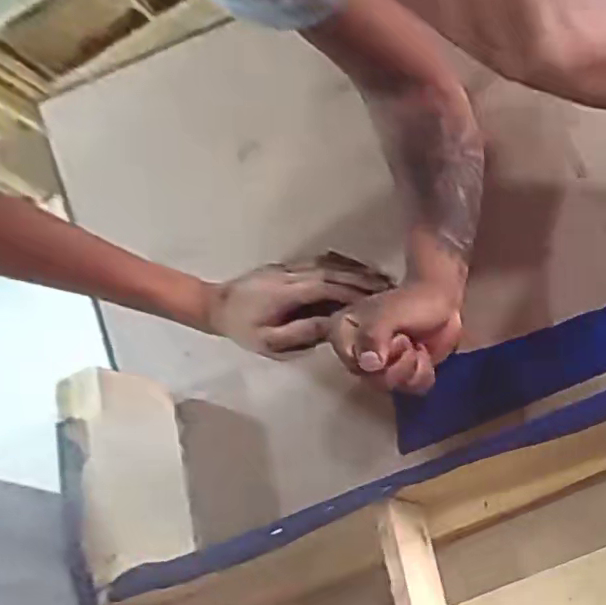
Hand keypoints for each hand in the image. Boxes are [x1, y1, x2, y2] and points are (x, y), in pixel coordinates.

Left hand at [204, 253, 393, 357]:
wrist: (210, 306)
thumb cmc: (243, 330)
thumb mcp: (271, 342)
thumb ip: (304, 333)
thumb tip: (336, 325)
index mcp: (287, 292)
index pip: (330, 288)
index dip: (359, 294)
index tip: (384, 304)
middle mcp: (290, 275)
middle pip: (335, 273)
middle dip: (366, 281)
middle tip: (394, 290)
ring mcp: (288, 268)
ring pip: (330, 264)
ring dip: (360, 271)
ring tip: (385, 280)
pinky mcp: (288, 268)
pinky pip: (322, 262)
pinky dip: (345, 265)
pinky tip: (362, 270)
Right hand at [329, 279, 464, 394]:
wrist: (443, 304)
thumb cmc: (411, 303)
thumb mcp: (388, 315)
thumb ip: (373, 336)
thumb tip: (368, 365)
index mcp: (344, 334)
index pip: (350, 364)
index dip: (376, 358)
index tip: (394, 339)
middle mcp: (359, 353)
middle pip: (373, 380)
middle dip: (398, 365)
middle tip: (408, 342)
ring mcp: (383, 366)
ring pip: (394, 386)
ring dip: (413, 369)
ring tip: (418, 348)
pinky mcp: (405, 373)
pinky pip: (411, 388)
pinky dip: (424, 375)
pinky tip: (425, 357)